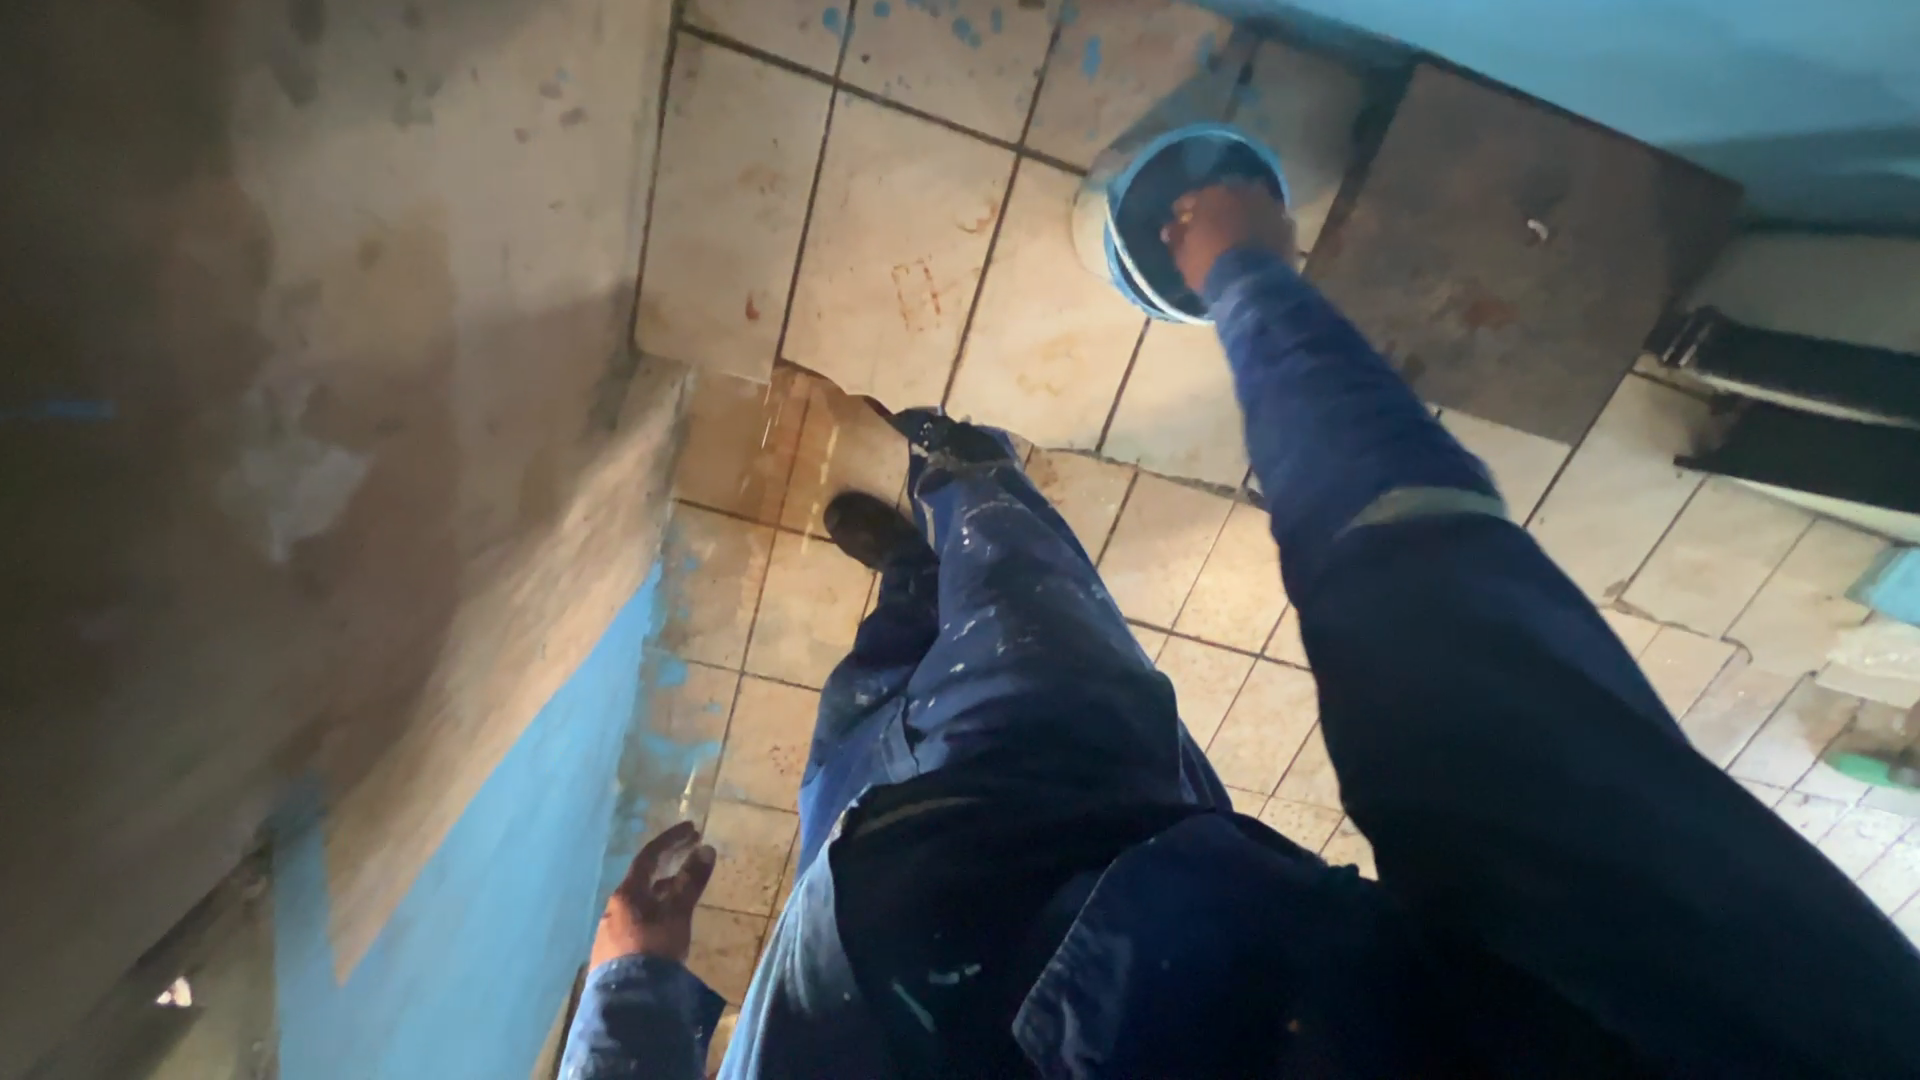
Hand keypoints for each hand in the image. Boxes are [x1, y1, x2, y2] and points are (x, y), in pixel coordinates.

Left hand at [590, 821, 716, 967]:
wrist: (626, 1003)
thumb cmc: (654, 949)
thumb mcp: (678, 913)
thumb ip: (691, 881)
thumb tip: (705, 848)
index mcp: (627, 893)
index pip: (649, 856)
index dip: (671, 839)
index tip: (692, 828)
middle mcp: (614, 907)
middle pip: (643, 876)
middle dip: (668, 861)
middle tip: (691, 850)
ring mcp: (609, 931)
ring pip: (639, 899)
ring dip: (662, 887)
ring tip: (682, 887)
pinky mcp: (611, 953)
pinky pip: (635, 919)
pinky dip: (653, 908)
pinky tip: (664, 920)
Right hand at [1160, 181, 1296, 293]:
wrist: (1252, 282)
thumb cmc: (1209, 266)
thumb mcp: (1183, 256)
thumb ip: (1177, 237)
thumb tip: (1171, 228)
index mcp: (1212, 195)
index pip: (1191, 199)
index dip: (1182, 210)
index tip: (1178, 219)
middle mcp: (1242, 191)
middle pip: (1224, 197)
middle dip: (1215, 209)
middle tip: (1208, 225)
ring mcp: (1268, 204)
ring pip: (1249, 205)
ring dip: (1240, 215)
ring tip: (1233, 232)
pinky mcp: (1285, 222)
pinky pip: (1267, 221)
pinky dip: (1260, 227)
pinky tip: (1254, 241)